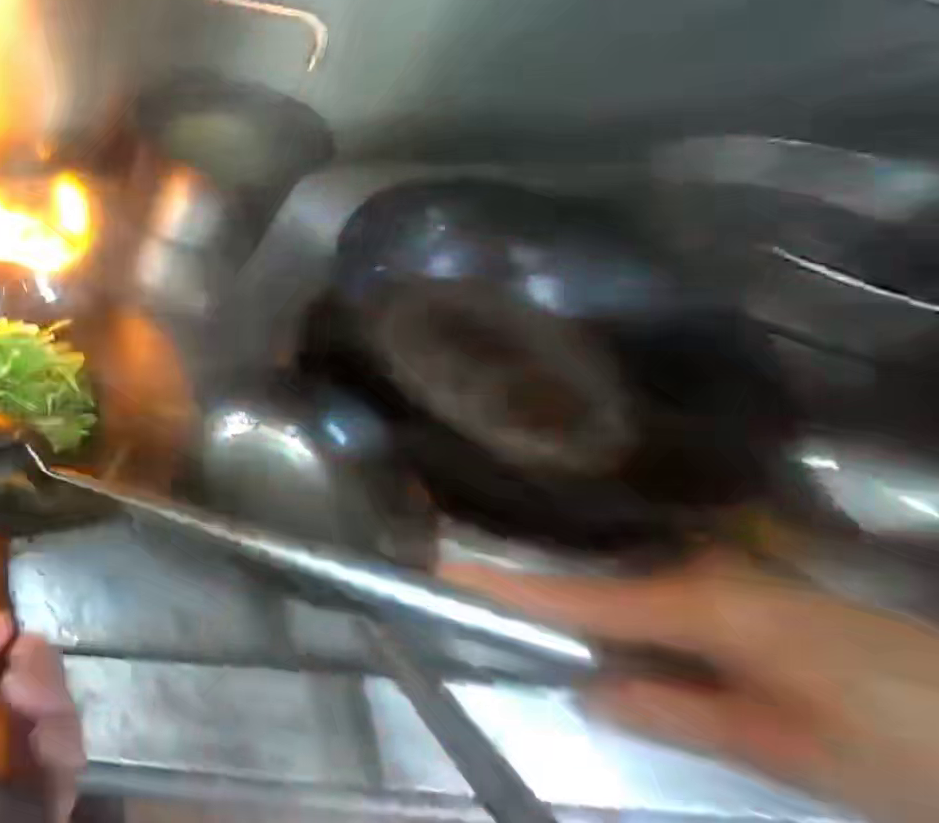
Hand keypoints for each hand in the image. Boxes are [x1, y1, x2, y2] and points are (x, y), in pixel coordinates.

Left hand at [0, 613, 83, 822]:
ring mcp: (19, 759)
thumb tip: (3, 618)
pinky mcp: (48, 795)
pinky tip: (52, 758)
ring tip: (38, 724)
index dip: (0, 631)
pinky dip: (68, 745)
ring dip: (54, 701)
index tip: (7, 634)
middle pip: (27, 667)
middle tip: (22, 684)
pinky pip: (72, 753)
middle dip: (35, 664)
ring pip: (56, 703)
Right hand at [446, 553, 938, 822]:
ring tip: (543, 637)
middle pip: (593, 589)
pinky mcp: (762, 598)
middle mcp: (702, 577)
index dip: (501, 589)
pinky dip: (633, 625)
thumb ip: (673, 714)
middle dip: (536, 604)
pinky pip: (669, 604)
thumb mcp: (792, 752)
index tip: (433, 572)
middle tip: (481, 615)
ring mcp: (734, 582)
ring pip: (631, 597)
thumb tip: (585, 694)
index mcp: (695, 606)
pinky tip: (632, 650)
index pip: (570, 597)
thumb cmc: (916, 745)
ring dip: (587, 619)